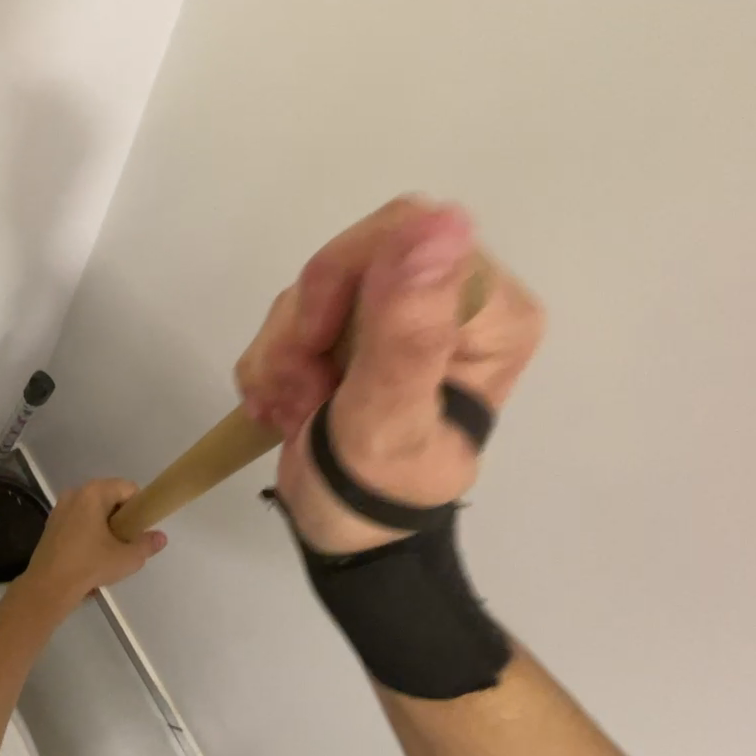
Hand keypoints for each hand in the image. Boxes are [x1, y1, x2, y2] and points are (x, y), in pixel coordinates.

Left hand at [17, 480, 166, 606]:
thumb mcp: (127, 558)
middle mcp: (74, 493)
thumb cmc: (90, 565)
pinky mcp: (51, 524)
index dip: (139, 507)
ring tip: (109, 550)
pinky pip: (78, 520)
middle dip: (121, 517)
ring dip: (105, 525)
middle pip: (109, 497)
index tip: (140, 529)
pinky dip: (88, 531)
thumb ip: (147, 544)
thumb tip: (160, 537)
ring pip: (93, 510)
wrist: (49, 586)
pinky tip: (90, 554)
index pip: (128, 488)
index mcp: (93, 493)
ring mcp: (60, 508)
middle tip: (126, 541)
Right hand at [235, 197, 543, 553]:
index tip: (316, 350)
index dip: (341, 282)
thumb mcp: (387, 425)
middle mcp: (446, 302)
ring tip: (294, 414)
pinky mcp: (350, 334)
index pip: (404, 231)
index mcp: (485, 315)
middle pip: (348, 257)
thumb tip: (439, 223)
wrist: (340, 533)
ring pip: (308, 291)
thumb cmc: (371, 495)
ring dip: (282, 357)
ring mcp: (393, 317)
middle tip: (301, 393)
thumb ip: (406, 335)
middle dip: (302, 331)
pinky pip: (288, 318)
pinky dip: (269, 367)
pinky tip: (282, 409)